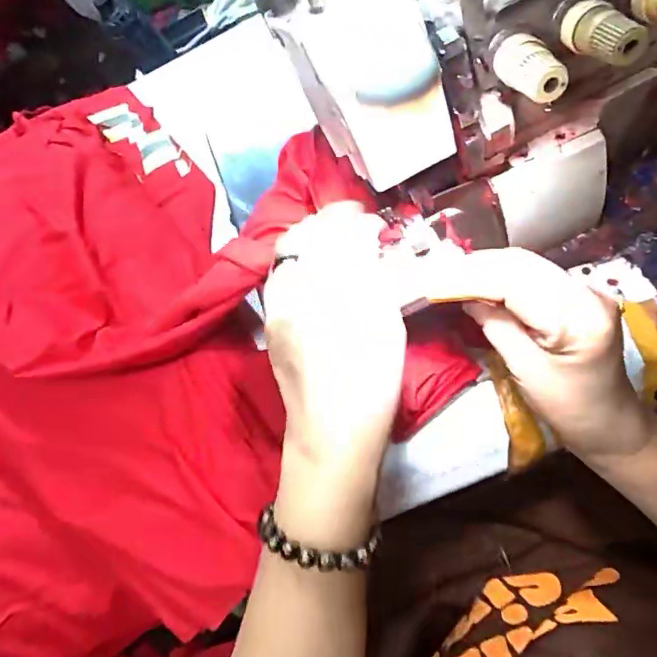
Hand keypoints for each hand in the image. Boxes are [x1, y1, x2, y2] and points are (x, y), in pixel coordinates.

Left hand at [263, 203, 405, 547]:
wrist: (331, 439)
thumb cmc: (366, 385)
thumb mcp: (382, 322)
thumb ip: (372, 275)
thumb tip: (368, 245)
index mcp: (313, 290)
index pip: (320, 231)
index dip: (344, 218)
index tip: (366, 220)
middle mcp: (284, 295)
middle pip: (298, 241)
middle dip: (327, 228)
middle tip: (357, 234)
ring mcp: (275, 314)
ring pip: (289, 261)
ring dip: (314, 247)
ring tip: (343, 254)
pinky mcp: (275, 331)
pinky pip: (286, 284)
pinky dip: (305, 270)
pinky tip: (328, 281)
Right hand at [418, 249, 652, 466]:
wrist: (612, 424)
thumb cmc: (571, 410)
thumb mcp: (528, 372)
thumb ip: (497, 329)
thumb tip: (467, 298)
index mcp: (579, 316)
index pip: (514, 283)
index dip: (469, 280)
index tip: (432, 284)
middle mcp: (587, 293)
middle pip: (520, 264)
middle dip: (473, 267)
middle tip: (434, 274)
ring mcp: (586, 291)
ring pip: (525, 264)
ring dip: (485, 267)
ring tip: (448, 275)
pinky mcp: (578, 294)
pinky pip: (533, 274)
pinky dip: (501, 274)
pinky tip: (477, 280)